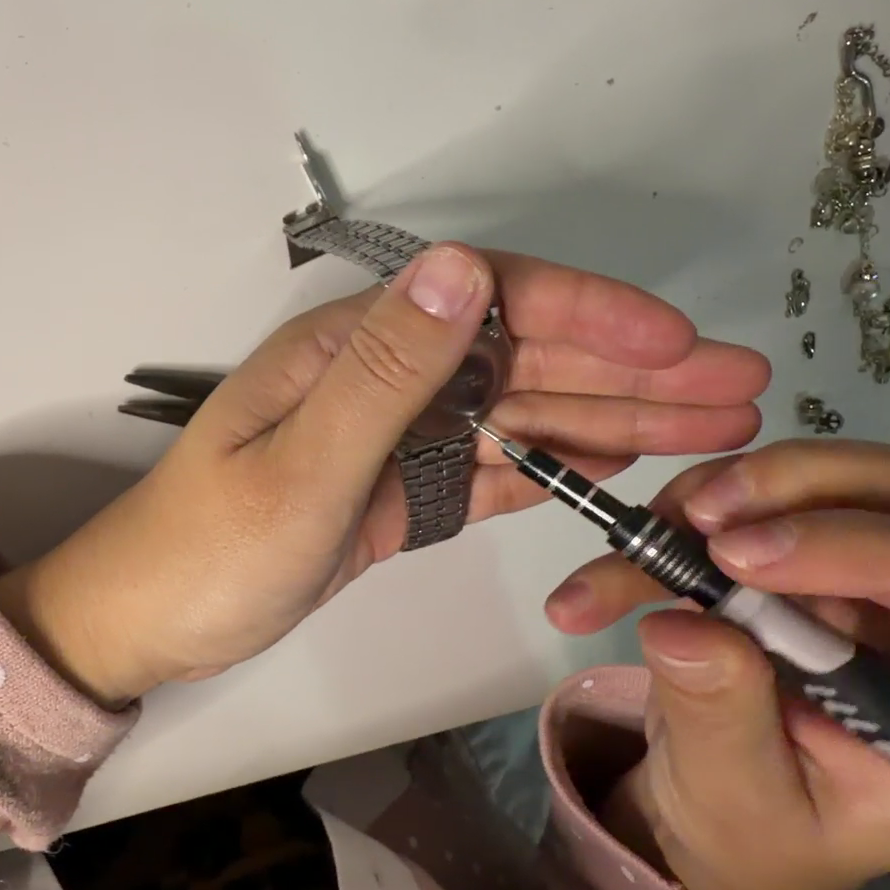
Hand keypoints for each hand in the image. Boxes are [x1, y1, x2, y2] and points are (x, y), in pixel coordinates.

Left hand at [0, 242, 768, 706]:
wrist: (149, 621)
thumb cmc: (210, 549)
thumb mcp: (298, 465)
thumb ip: (385, 373)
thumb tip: (463, 268)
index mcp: (350, 351)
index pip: (485, 303)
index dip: (585, 314)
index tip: (677, 341)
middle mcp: (381, 379)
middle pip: (518, 358)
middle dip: (627, 368)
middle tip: (740, 388)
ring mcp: (394, 438)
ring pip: (516, 415)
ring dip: (610, 417)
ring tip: (714, 429)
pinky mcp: (399, 492)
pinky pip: (489, 470)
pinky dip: (553, 468)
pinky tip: (620, 469)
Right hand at [548, 441, 889, 889]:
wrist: (721, 806)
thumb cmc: (757, 826)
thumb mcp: (736, 799)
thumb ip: (720, 721)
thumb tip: (681, 629)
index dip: (876, 551)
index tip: (739, 555)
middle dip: (811, 483)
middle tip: (699, 513)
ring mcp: (874, 573)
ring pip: (848, 475)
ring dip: (737, 484)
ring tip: (647, 532)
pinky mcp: (800, 548)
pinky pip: (755, 492)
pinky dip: (683, 502)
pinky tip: (628, 545)